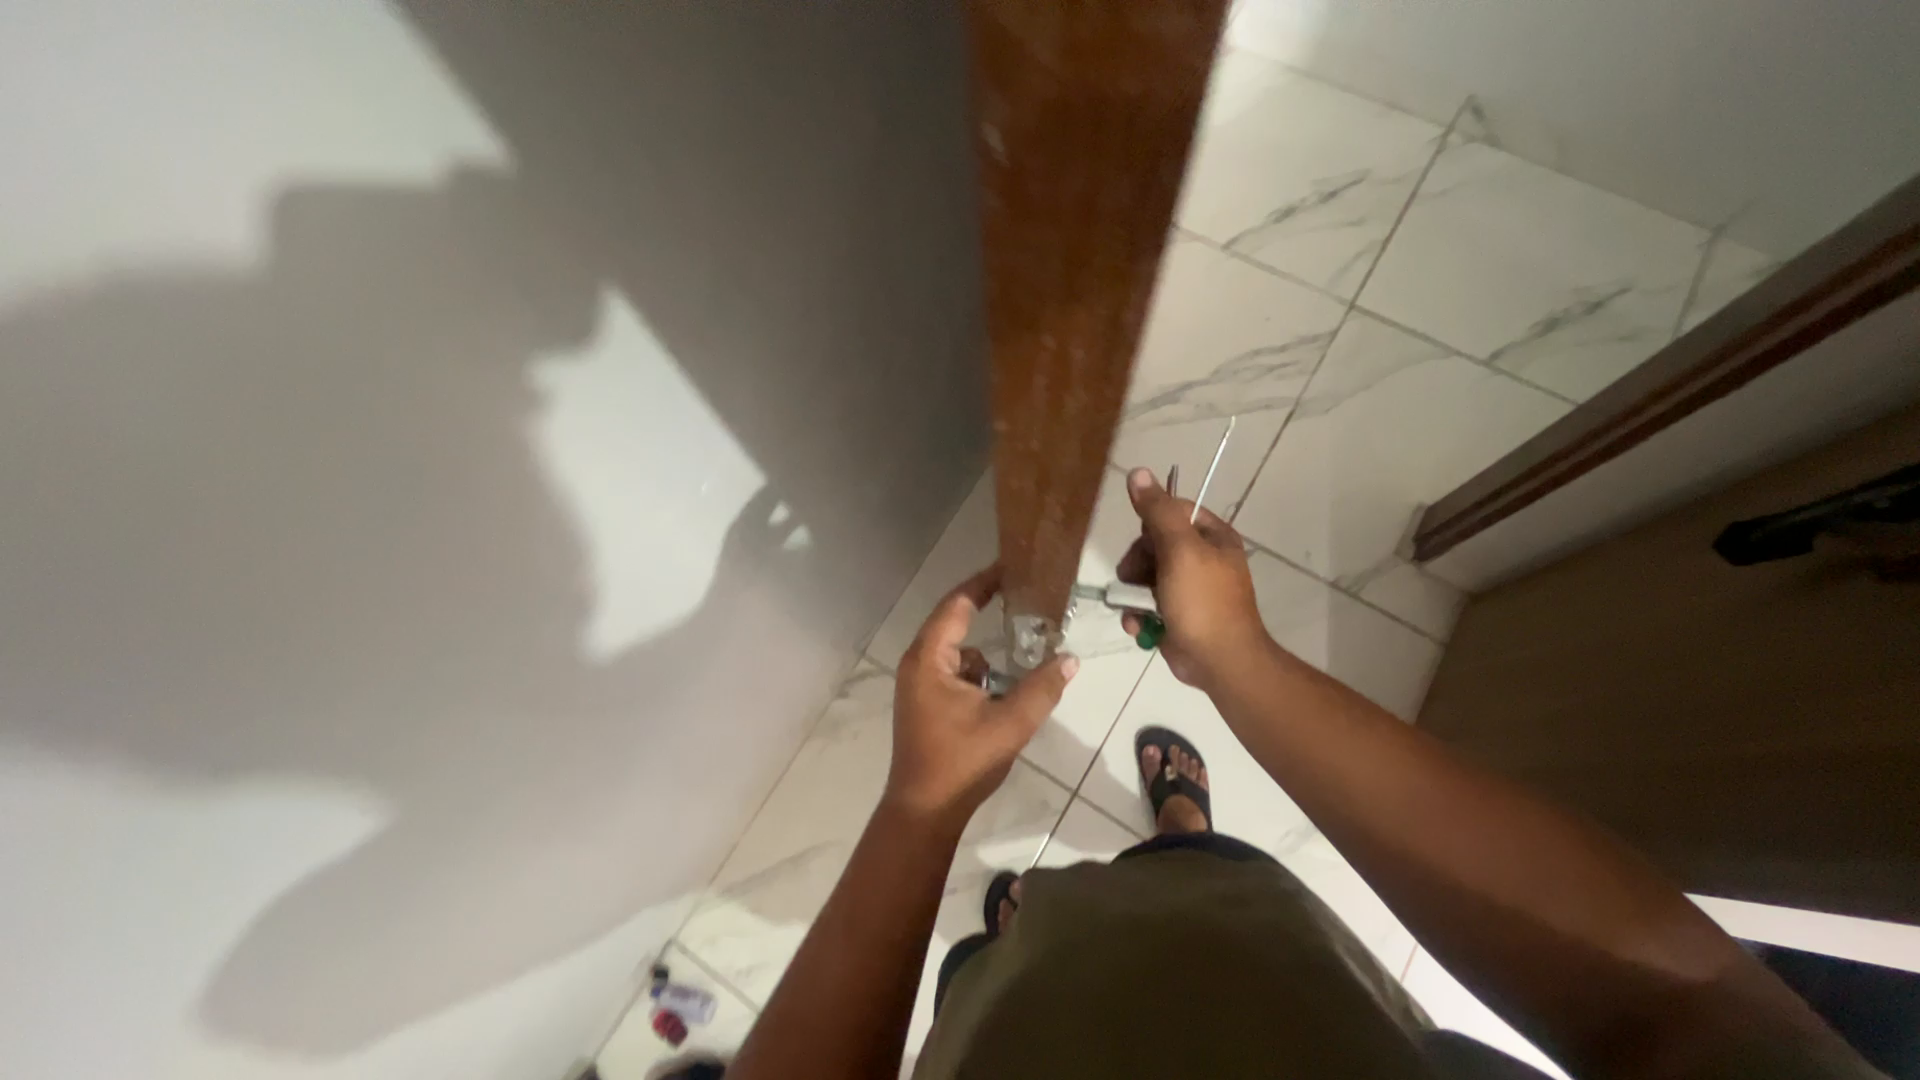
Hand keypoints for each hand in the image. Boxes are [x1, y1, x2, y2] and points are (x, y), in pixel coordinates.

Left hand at [885, 566, 1076, 827]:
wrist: (924, 811)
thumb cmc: (961, 762)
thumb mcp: (1010, 724)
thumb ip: (1042, 689)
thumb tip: (1070, 660)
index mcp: (929, 658)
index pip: (957, 604)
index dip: (984, 582)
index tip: (1013, 567)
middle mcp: (918, 663)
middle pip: (955, 624)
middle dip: (989, 612)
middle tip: (1027, 600)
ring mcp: (919, 685)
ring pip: (958, 653)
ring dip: (988, 652)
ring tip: (1026, 649)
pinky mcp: (924, 703)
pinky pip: (955, 673)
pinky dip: (980, 673)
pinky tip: (1005, 688)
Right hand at [1116, 467, 1268, 688]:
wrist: (1219, 661)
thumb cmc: (1203, 601)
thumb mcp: (1179, 549)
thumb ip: (1157, 511)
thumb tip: (1137, 472)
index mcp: (1213, 536)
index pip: (1172, 512)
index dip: (1150, 526)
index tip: (1145, 544)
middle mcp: (1203, 558)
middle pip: (1153, 544)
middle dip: (1137, 563)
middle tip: (1132, 578)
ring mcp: (1189, 588)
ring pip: (1145, 576)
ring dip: (1132, 592)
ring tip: (1133, 609)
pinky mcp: (1176, 614)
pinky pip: (1147, 603)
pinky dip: (1139, 614)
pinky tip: (1138, 625)